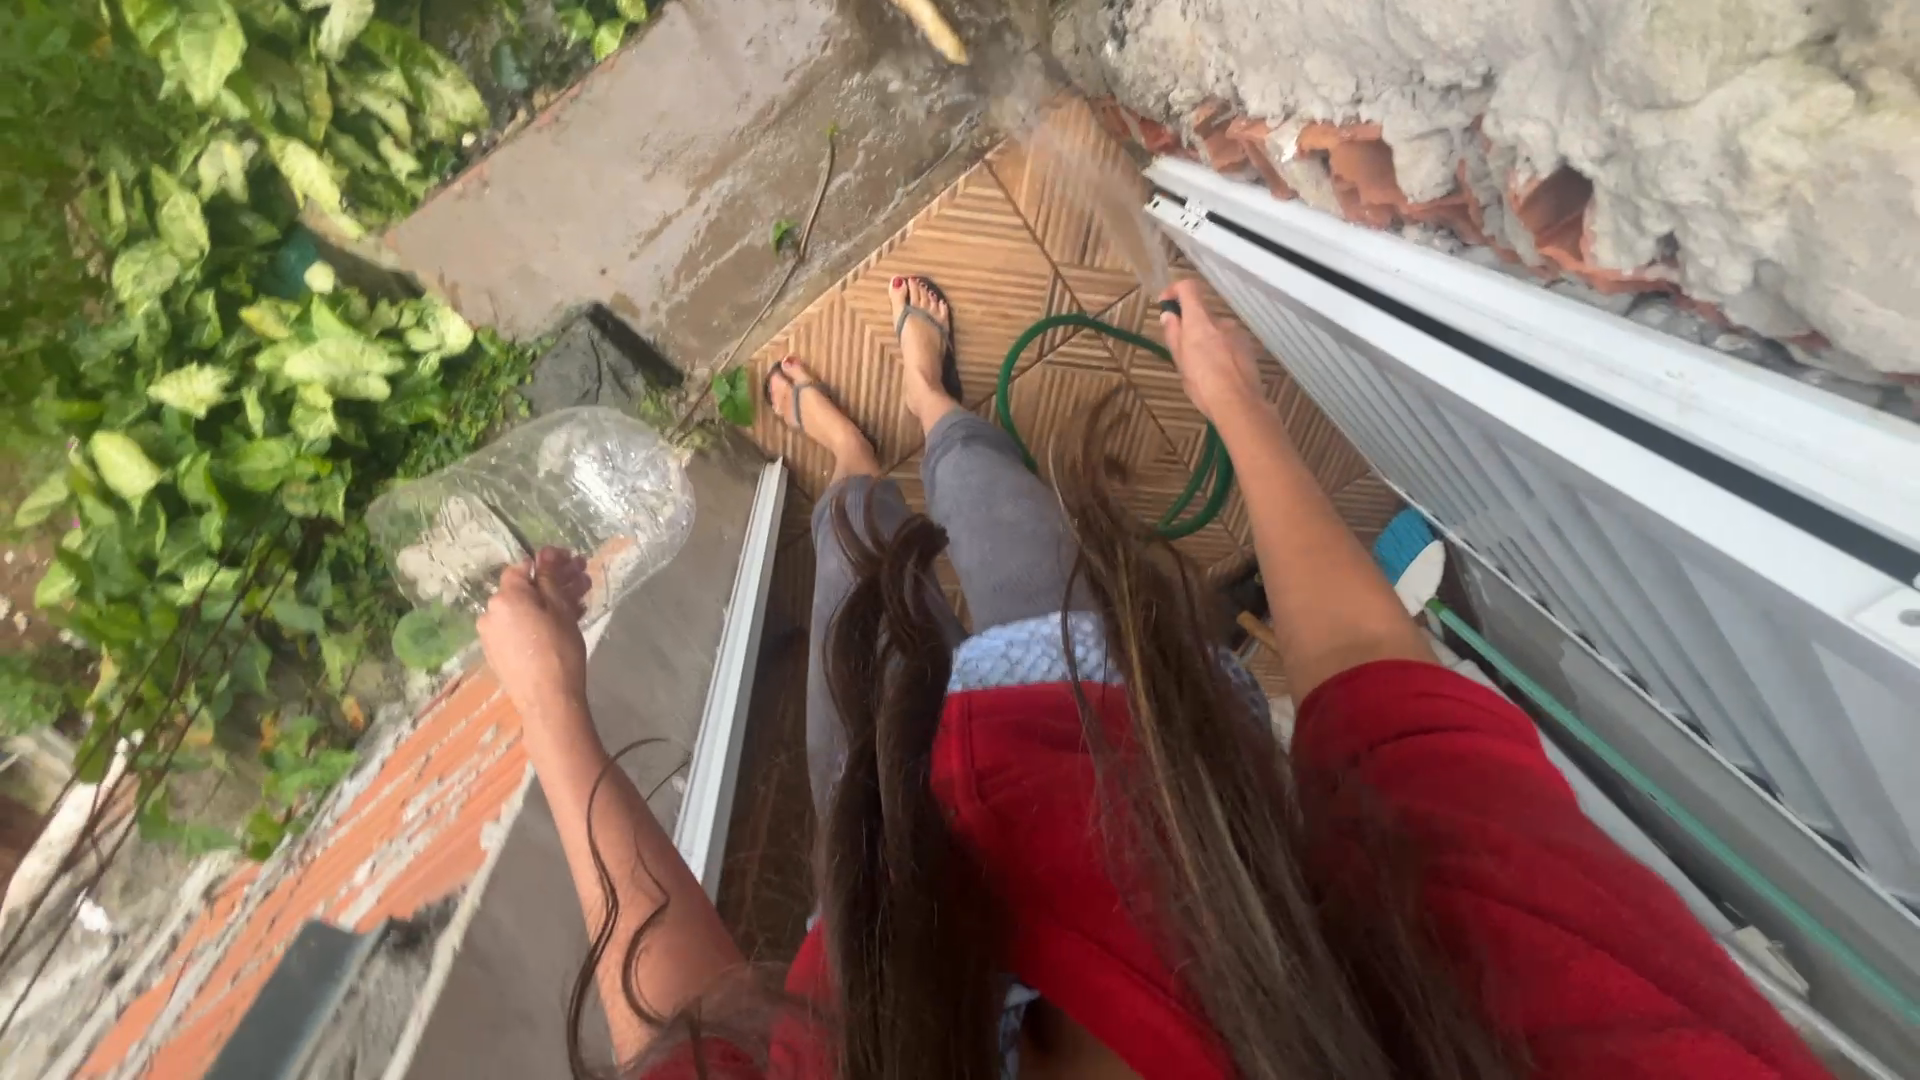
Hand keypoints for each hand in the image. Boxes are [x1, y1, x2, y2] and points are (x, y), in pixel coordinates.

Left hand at [477, 546, 592, 722]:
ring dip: (552, 600)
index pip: (523, 567)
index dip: (550, 561)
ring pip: (526, 608)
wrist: (548, 699)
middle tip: (584, 578)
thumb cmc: (559, 649)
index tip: (574, 562)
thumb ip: (550, 578)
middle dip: (555, 580)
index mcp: (505, 598)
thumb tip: (545, 553)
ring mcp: (493, 634)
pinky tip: (566, 621)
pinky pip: (521, 625)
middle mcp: (491, 613)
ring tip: (581, 601)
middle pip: (526, 588)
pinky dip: (541, 618)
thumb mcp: (560, 609)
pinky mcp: (500, 652)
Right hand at [1158, 280, 1264, 422]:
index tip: (1166, 302)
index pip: (1189, 288)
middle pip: (1201, 313)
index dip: (1175, 290)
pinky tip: (1218, 371)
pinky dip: (1220, 350)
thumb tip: (1168, 315)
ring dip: (1206, 341)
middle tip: (1182, 352)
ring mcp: (1236, 332)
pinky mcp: (1247, 346)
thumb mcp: (1180, 361)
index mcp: (1199, 321)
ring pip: (1215, 330)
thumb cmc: (1202, 384)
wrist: (1238, 403)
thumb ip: (1174, 334)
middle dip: (1190, 328)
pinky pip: (1228, 341)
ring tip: (1201, 368)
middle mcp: (1220, 321)